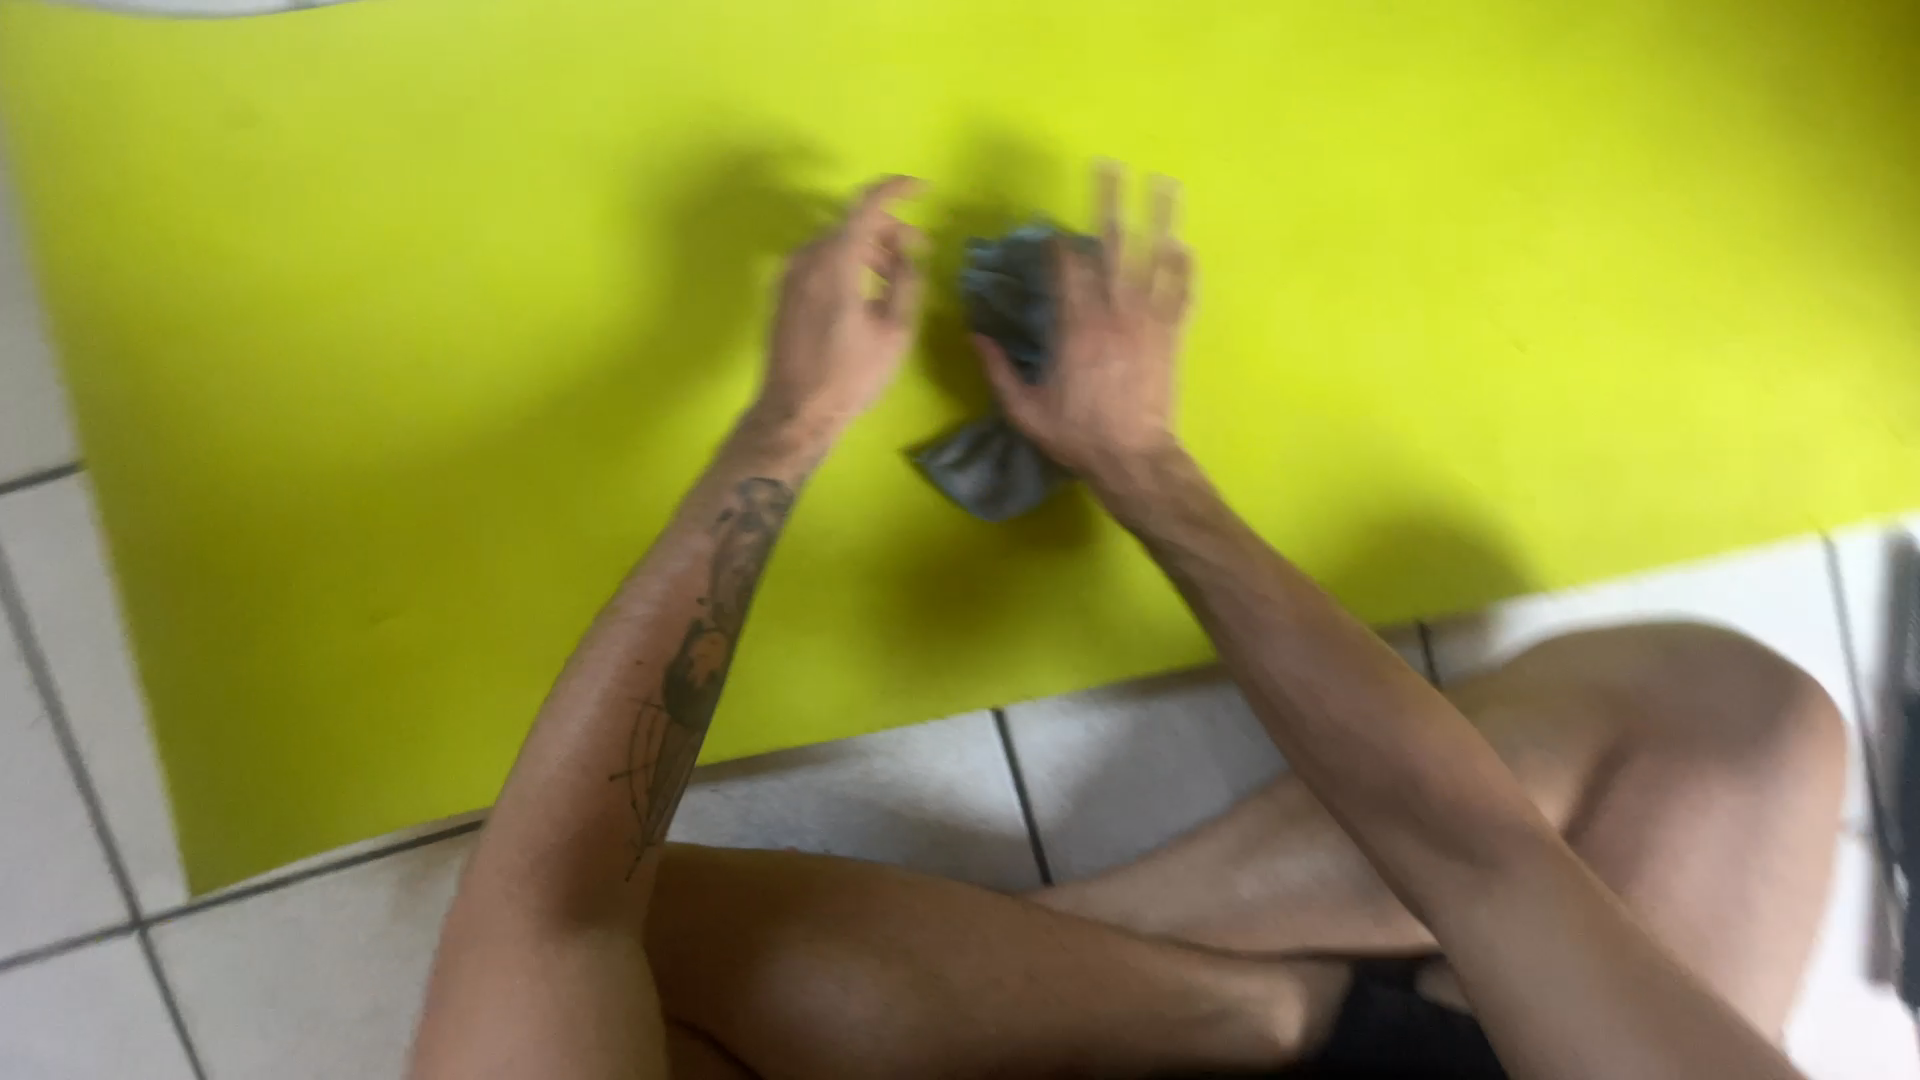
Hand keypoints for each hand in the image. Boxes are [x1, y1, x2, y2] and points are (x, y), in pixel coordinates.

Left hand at [754, 175, 925, 439]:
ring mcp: (789, 275)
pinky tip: (864, 294)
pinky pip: (820, 262)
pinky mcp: (783, 293)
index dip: (898, 190)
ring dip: (868, 251)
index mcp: (835, 261)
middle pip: (851, 224)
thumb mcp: (895, 331)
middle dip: (888, 231)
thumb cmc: (851, 376)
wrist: (796, 411)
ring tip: (893, 281)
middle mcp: (806, 257)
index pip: (867, 204)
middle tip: (916, 254)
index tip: (924, 190)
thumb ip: (906, 281)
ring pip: (835, 244)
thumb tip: (909, 251)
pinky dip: (846, 265)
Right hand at [973, 163, 1193, 484]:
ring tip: (1165, 183)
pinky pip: (1181, 294)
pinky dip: (1183, 268)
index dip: (1058, 246)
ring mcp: (1148, 322)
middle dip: (1111, 203)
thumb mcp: (1024, 409)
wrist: (1132, 459)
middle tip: (1111, 165)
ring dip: (1160, 218)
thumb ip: (998, 370)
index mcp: (1075, 328)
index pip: (1067, 269)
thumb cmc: (1076, 436)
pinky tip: (1184, 246)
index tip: (1051, 234)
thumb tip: (974, 335)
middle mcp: (1113, 313)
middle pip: (1114, 246)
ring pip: (1155, 259)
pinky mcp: (1171, 337)